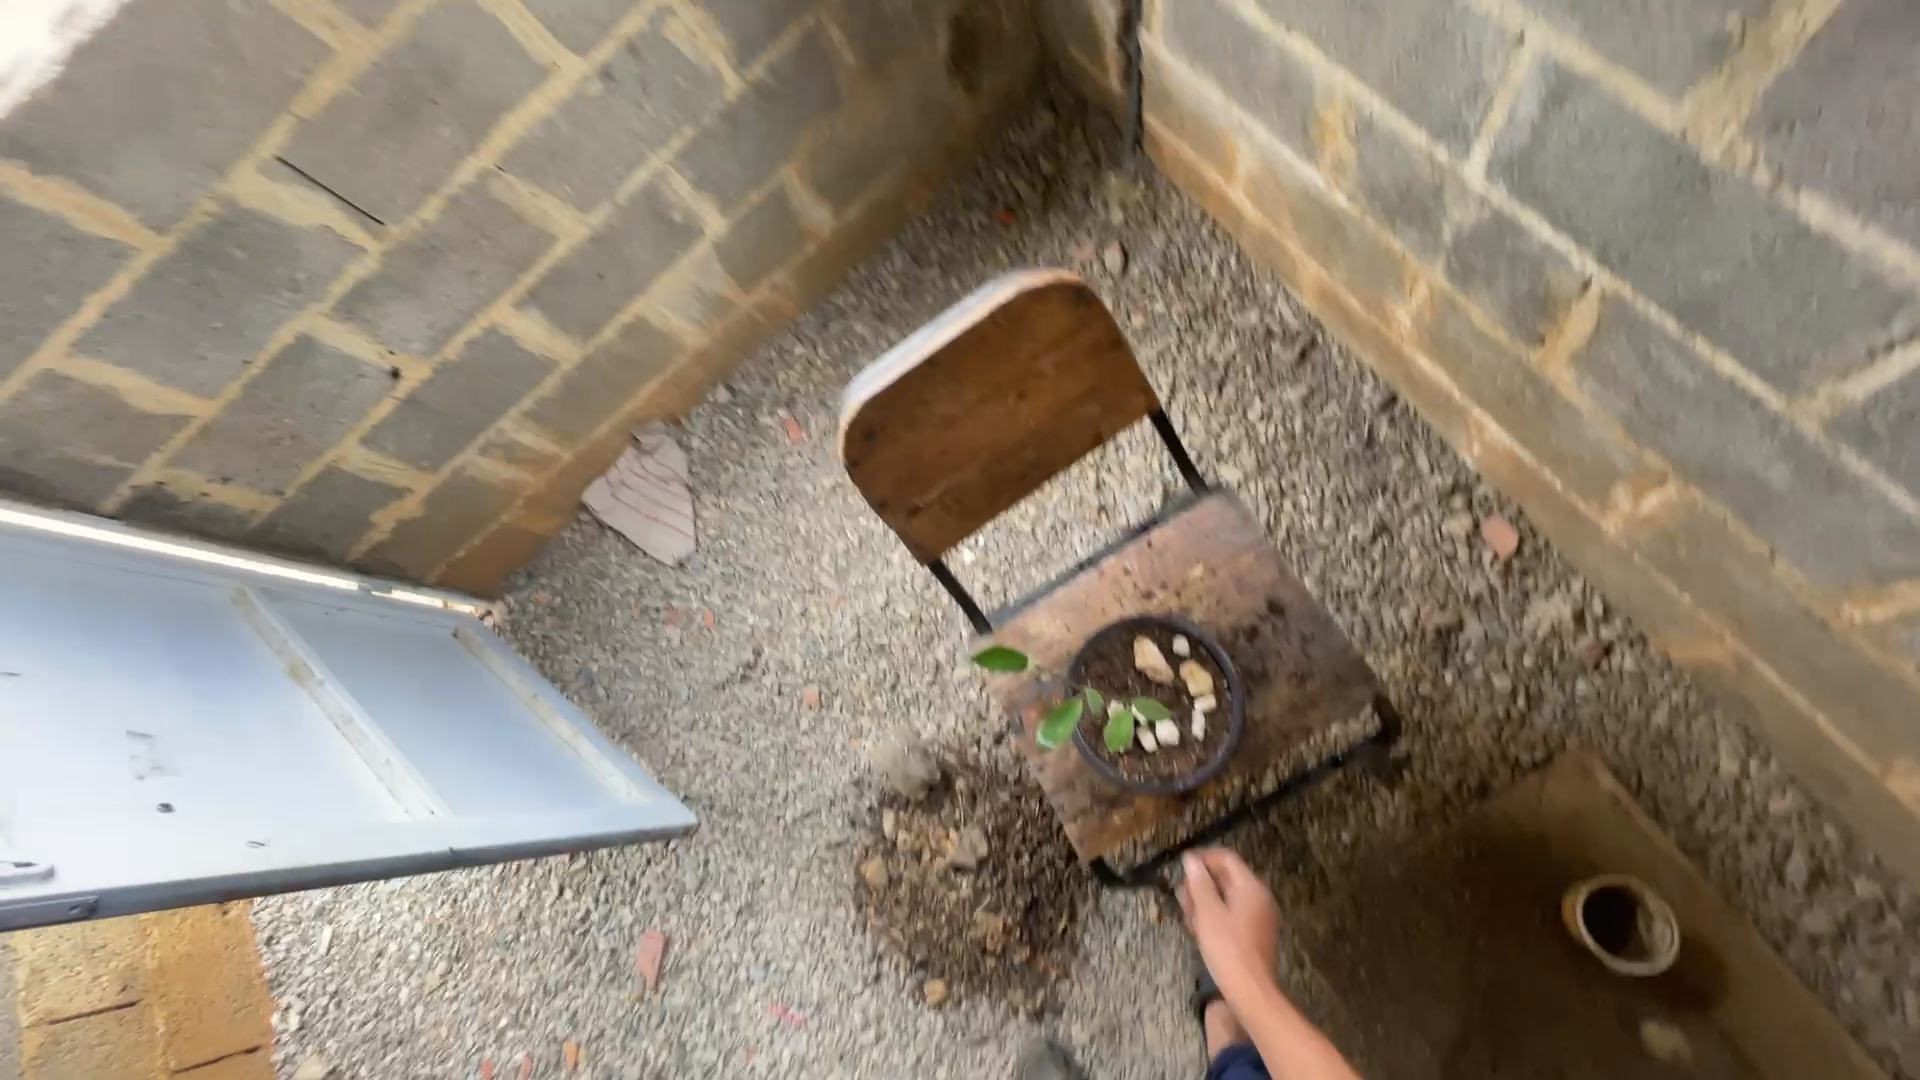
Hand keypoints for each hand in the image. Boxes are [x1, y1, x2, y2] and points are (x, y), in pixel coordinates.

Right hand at [1177, 848, 1281, 1003]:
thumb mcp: (1207, 912)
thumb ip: (1199, 882)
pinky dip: (1215, 916)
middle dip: (1201, 884)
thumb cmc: (1227, 948)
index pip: (1226, 859)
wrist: (1251, 993)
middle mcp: (1259, 899)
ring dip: (1205, 901)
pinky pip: (1232, 915)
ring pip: (1227, 898)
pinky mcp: (1255, 935)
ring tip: (1186, 915)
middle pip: (1226, 878)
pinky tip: (1198, 929)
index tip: (1182, 867)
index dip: (1203, 858)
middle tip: (1181, 896)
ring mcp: (1259, 918)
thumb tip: (1191, 859)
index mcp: (1251, 888)